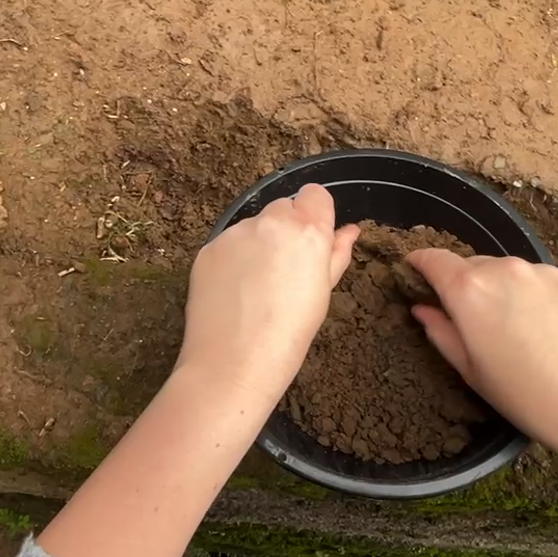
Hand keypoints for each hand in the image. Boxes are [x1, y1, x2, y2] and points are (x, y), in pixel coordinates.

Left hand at [174, 184, 360, 400]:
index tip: (311, 240)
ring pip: (253, 225)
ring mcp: (234, 233)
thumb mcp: (323, 294)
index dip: (315, 215)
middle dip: (286, 229)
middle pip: (283, 208)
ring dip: (258, 243)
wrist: (233, 361)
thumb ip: (336, 254)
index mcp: (307, 232)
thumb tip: (349, 231)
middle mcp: (270, 223)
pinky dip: (233, 259)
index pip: (315, 194)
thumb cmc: (289, 335)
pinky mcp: (208, 247)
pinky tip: (234, 291)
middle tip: (284, 270)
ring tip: (256, 287)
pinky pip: (227, 243)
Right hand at [405, 252, 557, 471]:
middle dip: (459, 284)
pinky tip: (540, 332)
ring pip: (504, 273)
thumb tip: (424, 309)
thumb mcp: (473, 373)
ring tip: (506, 330)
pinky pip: (535, 281)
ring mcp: (543, 273)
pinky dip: (526, 296)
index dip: (418, 265)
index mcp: (470, 289)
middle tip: (463, 319)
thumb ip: (442, 333)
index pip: (432, 259)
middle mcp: (505, 269)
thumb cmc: (532, 398)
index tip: (412, 275)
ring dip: (495, 290)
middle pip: (469, 265)